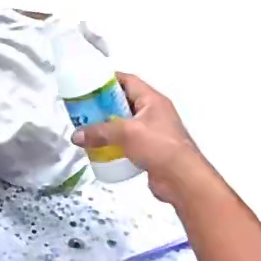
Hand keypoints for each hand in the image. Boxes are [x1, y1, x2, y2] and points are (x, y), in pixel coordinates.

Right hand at [72, 72, 217, 205]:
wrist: (182, 179)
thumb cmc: (162, 148)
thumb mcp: (126, 133)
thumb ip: (99, 132)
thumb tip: (78, 135)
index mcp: (152, 100)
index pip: (128, 81)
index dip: (108, 80)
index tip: (90, 84)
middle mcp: (154, 113)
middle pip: (124, 102)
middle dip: (104, 105)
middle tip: (85, 108)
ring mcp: (153, 131)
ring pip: (125, 123)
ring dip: (108, 125)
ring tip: (89, 128)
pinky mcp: (150, 149)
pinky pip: (128, 140)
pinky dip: (115, 142)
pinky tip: (102, 147)